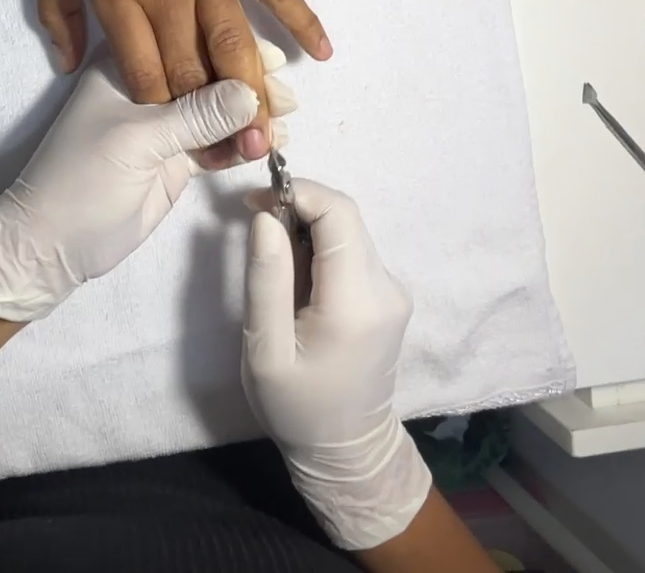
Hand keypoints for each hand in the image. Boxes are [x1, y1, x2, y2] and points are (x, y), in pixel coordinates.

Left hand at [0, 42, 294, 321]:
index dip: (232, 50)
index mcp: (128, 64)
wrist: (53, 241)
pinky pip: (216, 144)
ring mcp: (164, 123)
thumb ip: (195, 115)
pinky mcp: (175, 157)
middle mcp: (150, 86)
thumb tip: (252, 92)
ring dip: (251, 117)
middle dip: (250, 85)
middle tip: (286, 98)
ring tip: (285, 125)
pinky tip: (267, 145)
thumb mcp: (137, 140)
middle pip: (210, 75)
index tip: (273, 59)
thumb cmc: (82, 177)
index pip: (188, 43)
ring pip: (218, 111)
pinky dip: (240, 145)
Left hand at [30, 0, 329, 159]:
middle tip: (233, 155)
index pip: (145, 74)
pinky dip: (303, 20)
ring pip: (238, 43)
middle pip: (193, 70)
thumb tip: (70, 62)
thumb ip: (57, 8)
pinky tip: (321, 53)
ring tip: (272, 130)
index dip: (160, 115)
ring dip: (256, 93)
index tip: (174, 139)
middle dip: (213, 121)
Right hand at [242, 180, 432, 551]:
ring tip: (271, 260)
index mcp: (356, 301)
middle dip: (295, 207)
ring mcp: (392, 291)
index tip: (252, 203)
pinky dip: (317, 246)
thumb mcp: (265, 348)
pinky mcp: (386, 295)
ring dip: (304, 227)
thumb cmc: (297, 406)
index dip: (296, 191)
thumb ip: (266, 278)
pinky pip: (350, 249)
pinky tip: (294, 277)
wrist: (347, 452)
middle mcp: (386, 288)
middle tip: (252, 225)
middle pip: (344, 216)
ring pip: (346, 229)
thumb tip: (265, 214)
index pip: (338, 212)